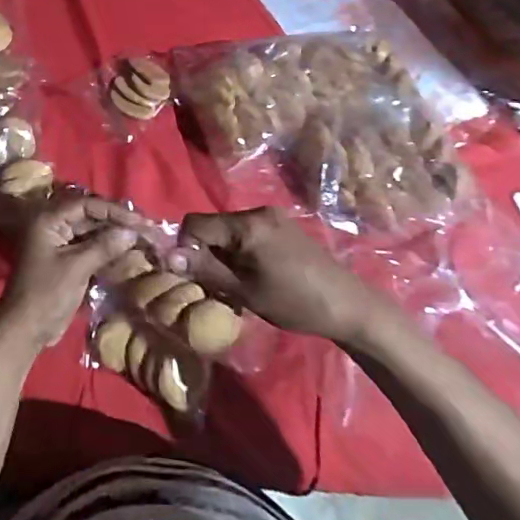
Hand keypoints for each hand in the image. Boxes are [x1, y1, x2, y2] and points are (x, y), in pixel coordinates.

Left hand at [0, 194, 141, 352]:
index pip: (85, 205)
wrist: (26, 328)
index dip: (114, 211)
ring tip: (144, 238)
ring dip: (115, 234)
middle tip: (148, 228)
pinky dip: (108, 248)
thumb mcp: (77, 267)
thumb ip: (104, 246)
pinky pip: (90, 246)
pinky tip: (129, 251)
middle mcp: (53, 225)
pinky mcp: (66, 259)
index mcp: (48, 219)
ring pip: (92, 231)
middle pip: (90, 216)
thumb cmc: (47, 293)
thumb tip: (132, 231)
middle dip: (118, 221)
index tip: (141, 221)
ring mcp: (59, 242)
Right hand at [167, 208, 384, 344]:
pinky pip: (247, 231)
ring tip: (238, 281)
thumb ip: (206, 270)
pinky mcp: (283, 225)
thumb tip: (169, 256)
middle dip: (207, 251)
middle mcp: (256, 212)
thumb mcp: (245, 291)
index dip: (186, 247)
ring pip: (229, 229)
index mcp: (246, 225)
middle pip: (212, 225)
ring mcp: (272, 216)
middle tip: (217, 282)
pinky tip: (256, 273)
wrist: (351, 306)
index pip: (194, 223)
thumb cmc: (296, 302)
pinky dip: (241, 249)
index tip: (196, 274)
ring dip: (224, 251)